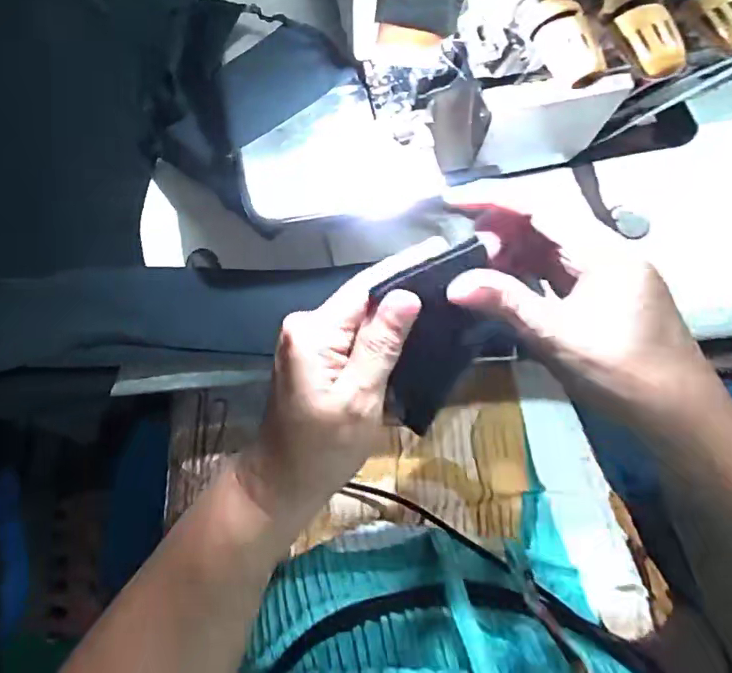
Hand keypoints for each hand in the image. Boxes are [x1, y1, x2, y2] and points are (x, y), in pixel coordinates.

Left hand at [235, 238, 440, 530]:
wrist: (283, 480)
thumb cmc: (322, 447)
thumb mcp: (360, 398)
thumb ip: (381, 345)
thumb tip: (406, 296)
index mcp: (313, 331)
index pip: (363, 289)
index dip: (400, 271)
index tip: (436, 252)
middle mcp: (305, 325)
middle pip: (359, 300)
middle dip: (399, 292)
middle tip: (448, 282)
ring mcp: (306, 339)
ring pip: (356, 318)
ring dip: (390, 316)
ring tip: (437, 303)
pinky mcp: (312, 354)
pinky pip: (349, 335)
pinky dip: (375, 335)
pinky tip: (405, 333)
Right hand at [444, 200, 727, 438]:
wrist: (686, 422)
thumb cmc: (627, 376)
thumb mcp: (560, 338)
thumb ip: (507, 303)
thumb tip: (453, 284)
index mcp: (606, 253)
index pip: (542, 208)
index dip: (494, 202)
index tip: (453, 202)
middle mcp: (610, 252)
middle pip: (545, 221)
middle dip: (499, 227)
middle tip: (461, 244)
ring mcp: (609, 272)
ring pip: (550, 243)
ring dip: (511, 248)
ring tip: (476, 263)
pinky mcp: (605, 292)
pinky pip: (558, 265)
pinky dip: (527, 268)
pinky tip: (503, 280)